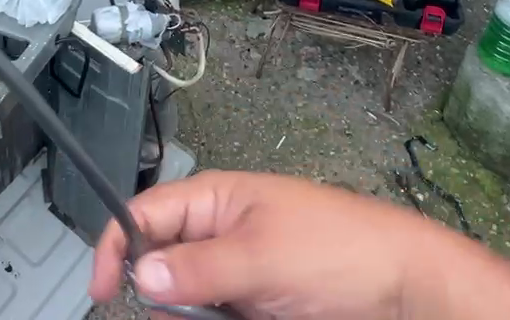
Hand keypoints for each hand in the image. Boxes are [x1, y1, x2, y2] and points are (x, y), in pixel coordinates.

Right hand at [90, 171, 428, 317]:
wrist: (408, 290)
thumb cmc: (336, 249)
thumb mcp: (262, 257)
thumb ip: (199, 268)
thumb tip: (139, 273)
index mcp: (211, 201)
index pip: (144, 215)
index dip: (116, 246)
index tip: (101, 290)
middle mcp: (216, 234)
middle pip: (160, 263)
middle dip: (155, 296)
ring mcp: (236, 274)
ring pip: (185, 299)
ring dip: (183, 316)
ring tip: (218, 319)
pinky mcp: (255, 307)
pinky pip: (213, 316)